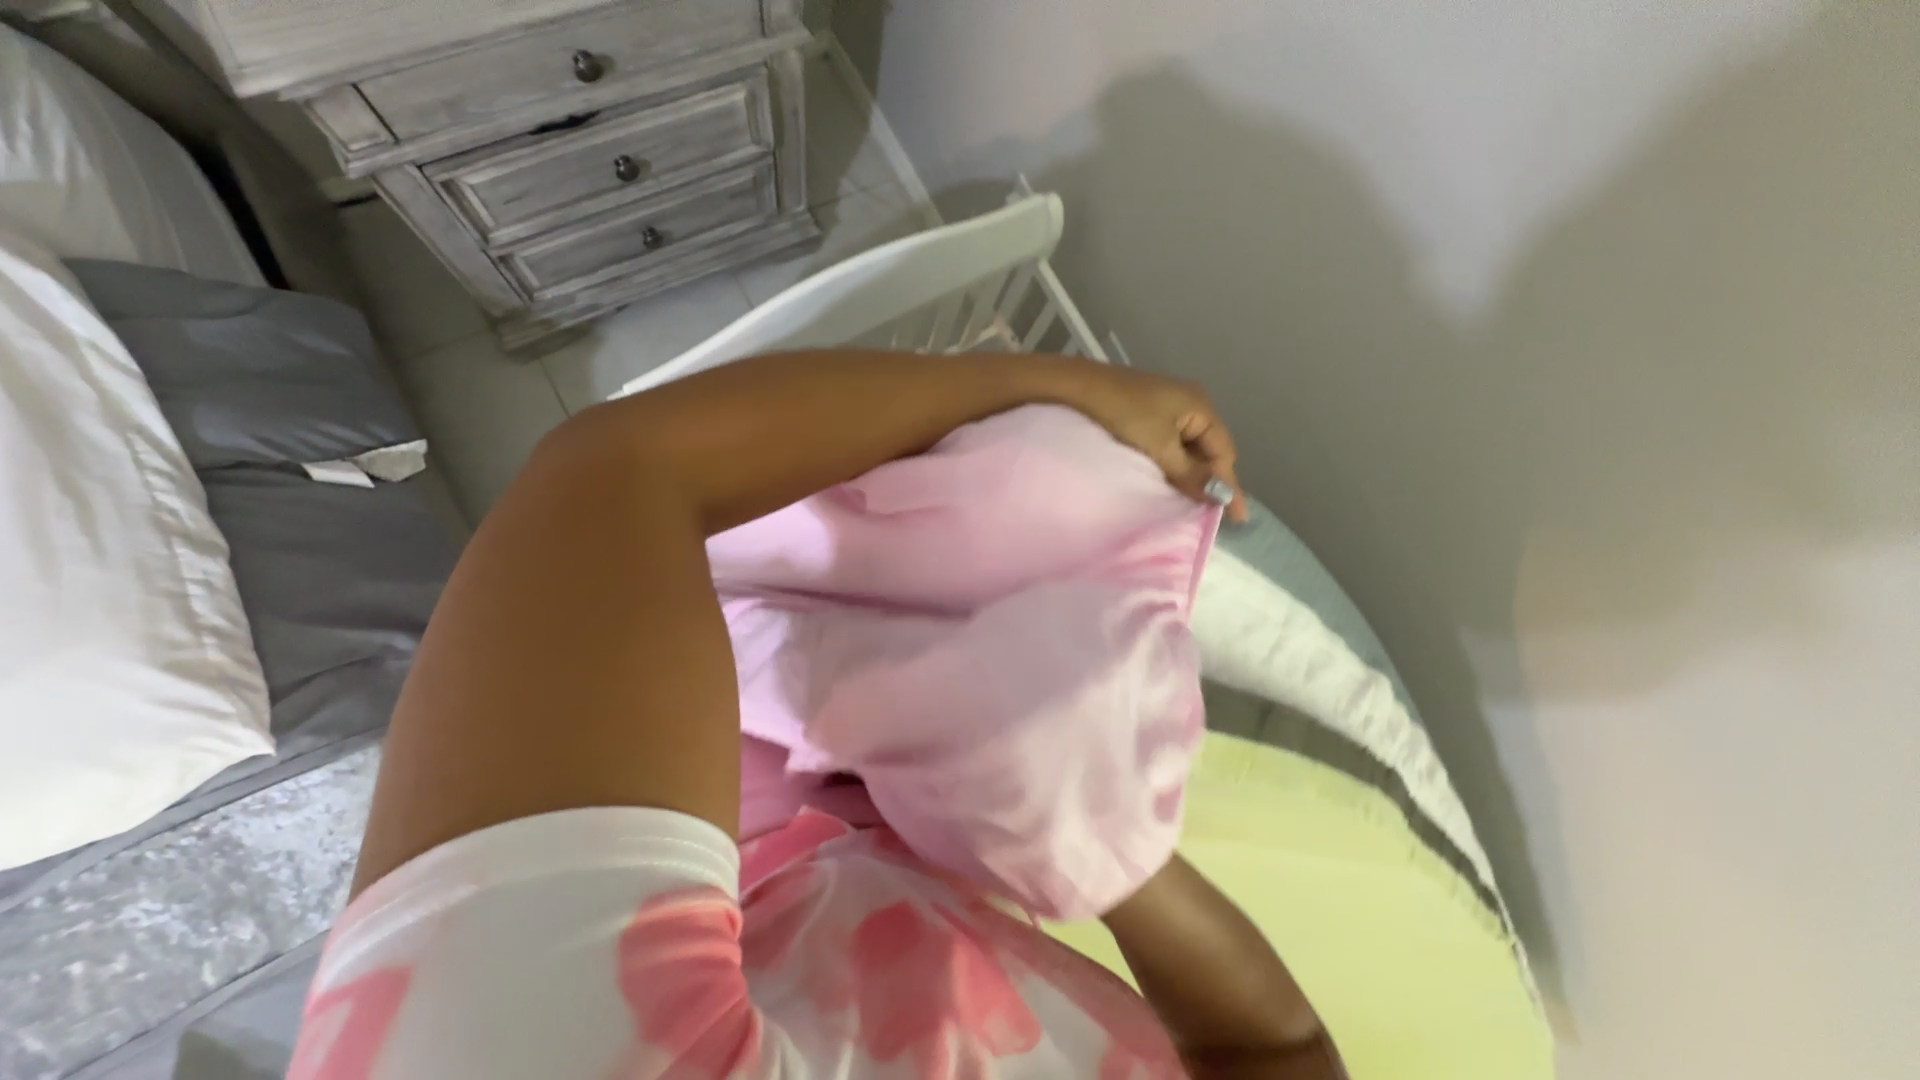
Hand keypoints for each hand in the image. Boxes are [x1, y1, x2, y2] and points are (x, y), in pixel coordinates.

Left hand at [1064, 362, 1248, 522]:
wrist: (1078, 387)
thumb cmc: (1125, 414)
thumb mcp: (1160, 446)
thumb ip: (1190, 473)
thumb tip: (1219, 497)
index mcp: (1201, 406)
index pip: (1224, 451)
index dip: (1229, 485)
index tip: (1237, 518)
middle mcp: (1190, 403)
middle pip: (1209, 449)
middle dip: (1210, 479)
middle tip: (1213, 514)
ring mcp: (1168, 407)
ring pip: (1188, 448)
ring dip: (1189, 474)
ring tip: (1192, 504)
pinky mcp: (1148, 414)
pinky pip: (1170, 444)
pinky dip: (1172, 464)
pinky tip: (1168, 482)